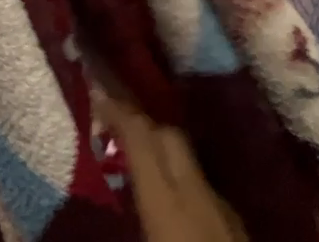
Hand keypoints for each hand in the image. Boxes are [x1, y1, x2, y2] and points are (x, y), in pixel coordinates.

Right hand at [97, 90, 248, 241]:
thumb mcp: (152, 230)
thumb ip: (117, 224)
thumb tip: (78, 225)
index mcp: (168, 206)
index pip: (142, 138)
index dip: (117, 110)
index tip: (94, 91)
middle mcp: (200, 198)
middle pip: (170, 138)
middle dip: (140, 120)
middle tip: (109, 121)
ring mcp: (226, 216)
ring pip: (190, 165)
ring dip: (162, 152)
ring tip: (135, 159)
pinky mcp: (240, 234)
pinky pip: (205, 193)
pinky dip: (182, 184)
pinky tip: (170, 204)